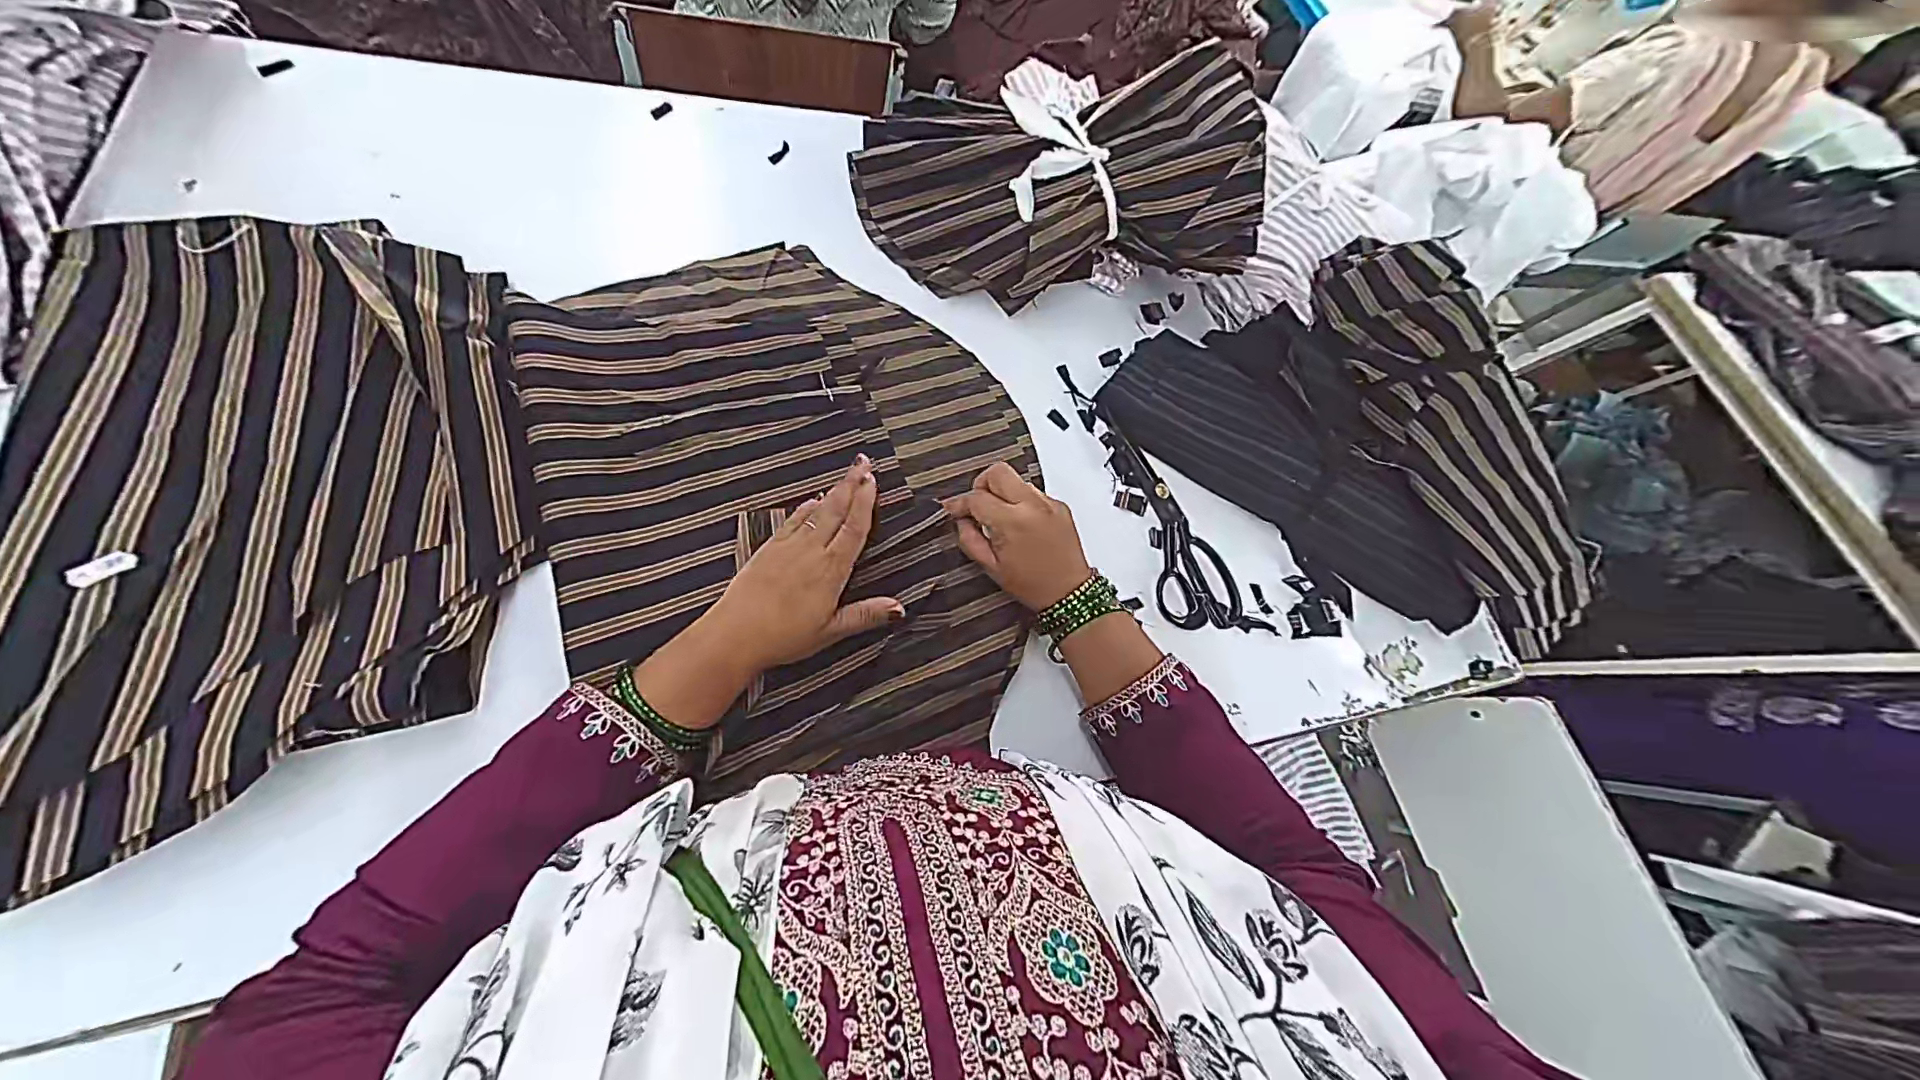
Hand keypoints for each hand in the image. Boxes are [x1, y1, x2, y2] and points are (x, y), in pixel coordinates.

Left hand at [700, 454, 904, 674]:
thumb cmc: (782, 636)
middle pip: (836, 510)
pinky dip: (804, 508)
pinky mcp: (768, 550)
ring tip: (844, 477)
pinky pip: (791, 521)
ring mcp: (787, 547)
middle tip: (863, 463)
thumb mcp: (830, 631)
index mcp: (830, 570)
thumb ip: (865, 615)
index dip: (866, 502)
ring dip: (832, 492)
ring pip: (815, 512)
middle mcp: (810, 552)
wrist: (734, 634)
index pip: (854, 528)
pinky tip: (810, 502)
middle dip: (851, 484)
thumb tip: (898, 608)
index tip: (873, 481)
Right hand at [942, 462, 1092, 610]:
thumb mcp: (991, 566)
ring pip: (1016, 480)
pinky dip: (1021, 502)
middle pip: (997, 472)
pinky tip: (1020, 523)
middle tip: (977, 504)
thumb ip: (969, 539)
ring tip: (1000, 518)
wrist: (1069, 592)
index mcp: (1012, 522)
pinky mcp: (1059, 505)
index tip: (953, 508)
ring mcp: (1049, 503)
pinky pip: (1033, 492)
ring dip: (1002, 493)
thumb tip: (961, 521)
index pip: (976, 498)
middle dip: (981, 485)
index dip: (959, 503)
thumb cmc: (1034, 585)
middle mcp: (1033, 506)